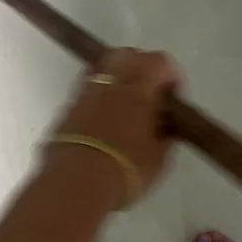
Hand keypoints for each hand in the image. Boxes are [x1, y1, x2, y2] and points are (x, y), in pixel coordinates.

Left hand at [46, 48, 181, 206]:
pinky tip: (105, 119)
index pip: (159, 61)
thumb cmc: (124, 171)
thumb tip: (167, 128)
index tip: (174, 99)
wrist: (73, 186)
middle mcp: (111, 82)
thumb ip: (166, 137)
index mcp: (139, 89)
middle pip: (129, 55)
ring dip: (119, 78)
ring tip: (126, 105)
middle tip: (150, 96)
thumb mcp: (159, 159)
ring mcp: (86, 92)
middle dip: (143, 68)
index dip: (171, 76)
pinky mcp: (67, 107)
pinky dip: (100, 94)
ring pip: (104, 66)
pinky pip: (88, 88)